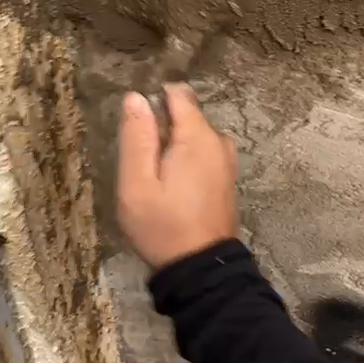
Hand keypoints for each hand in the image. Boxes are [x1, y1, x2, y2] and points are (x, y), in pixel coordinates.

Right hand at [117, 83, 237, 268]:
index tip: (137, 126)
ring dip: (173, 147)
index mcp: (198, 135)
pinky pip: (202, 153)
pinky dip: (186, 160)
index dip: (154, 100)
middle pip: (185, 115)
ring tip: (155, 179)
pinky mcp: (227, 176)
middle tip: (142, 165)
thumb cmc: (163, 226)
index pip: (178, 94)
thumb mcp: (137, 184)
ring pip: (193, 135)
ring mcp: (227, 159)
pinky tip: (172, 188)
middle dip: (162, 129)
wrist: (201, 269)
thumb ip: (136, 137)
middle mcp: (219, 140)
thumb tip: (135, 96)